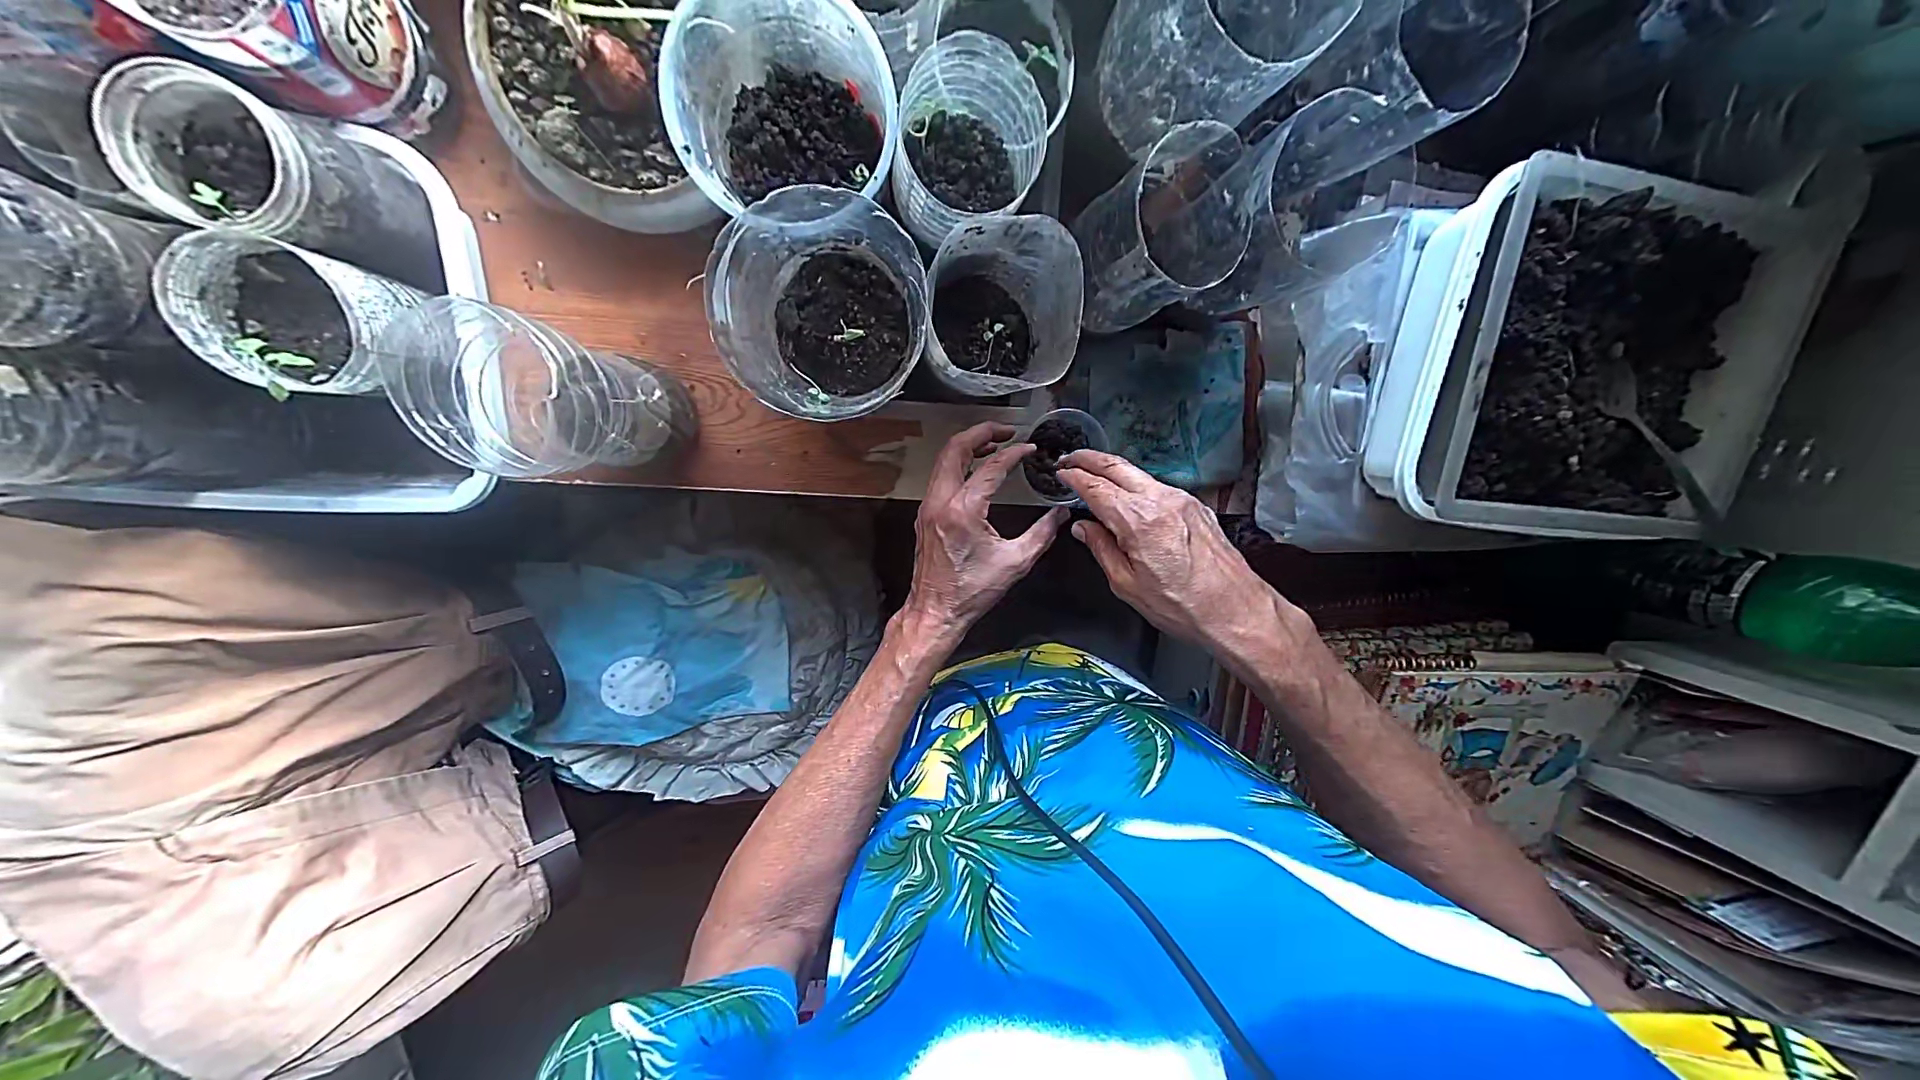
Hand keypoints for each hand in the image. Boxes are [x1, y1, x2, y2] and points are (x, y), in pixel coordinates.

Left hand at [902, 423, 1067, 639]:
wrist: (935, 611)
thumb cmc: (971, 592)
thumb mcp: (1015, 562)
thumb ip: (1042, 533)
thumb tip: (1059, 514)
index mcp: (963, 511)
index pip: (991, 467)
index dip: (1014, 453)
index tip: (1029, 449)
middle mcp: (940, 502)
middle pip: (955, 449)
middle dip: (981, 432)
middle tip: (1005, 430)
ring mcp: (928, 507)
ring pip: (943, 460)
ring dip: (968, 446)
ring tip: (993, 443)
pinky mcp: (925, 515)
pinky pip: (940, 476)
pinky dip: (958, 463)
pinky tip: (975, 469)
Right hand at [1058, 450, 1305, 654]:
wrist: (1235, 611)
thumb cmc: (1184, 606)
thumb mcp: (1126, 584)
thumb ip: (1101, 549)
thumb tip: (1084, 529)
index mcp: (1138, 520)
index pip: (1095, 487)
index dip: (1073, 477)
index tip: (1061, 473)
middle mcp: (1161, 501)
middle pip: (1117, 466)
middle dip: (1089, 458)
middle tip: (1070, 458)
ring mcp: (1182, 501)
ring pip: (1139, 474)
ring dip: (1113, 470)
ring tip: (1095, 475)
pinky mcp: (1196, 507)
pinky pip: (1158, 487)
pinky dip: (1136, 484)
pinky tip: (1127, 495)